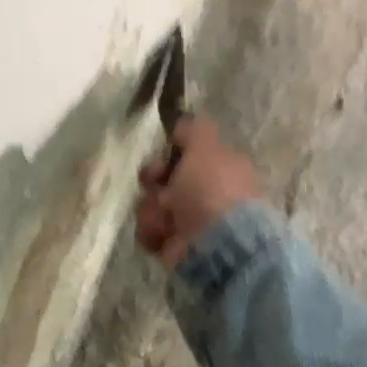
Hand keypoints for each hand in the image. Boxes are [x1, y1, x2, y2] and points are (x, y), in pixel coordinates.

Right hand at [135, 115, 265, 268]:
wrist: (217, 243)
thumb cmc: (212, 190)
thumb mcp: (205, 147)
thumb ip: (193, 130)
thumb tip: (182, 121)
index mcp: (217, 168)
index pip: (182, 156)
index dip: (167, 154)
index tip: (164, 156)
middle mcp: (203, 194)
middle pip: (161, 179)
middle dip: (153, 180)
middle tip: (156, 183)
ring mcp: (187, 221)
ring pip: (151, 205)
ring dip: (152, 209)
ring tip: (165, 218)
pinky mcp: (173, 245)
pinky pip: (149, 231)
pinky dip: (153, 232)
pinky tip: (163, 234)